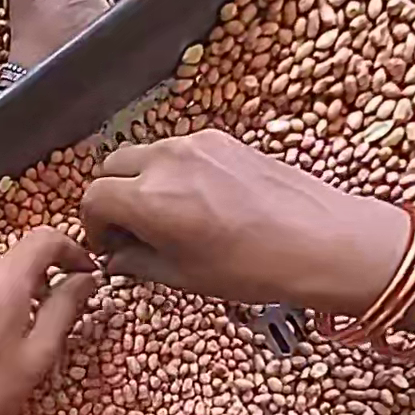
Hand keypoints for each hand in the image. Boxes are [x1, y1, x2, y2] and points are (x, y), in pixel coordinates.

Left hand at [0, 226, 101, 414]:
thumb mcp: (38, 354)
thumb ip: (65, 307)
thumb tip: (85, 279)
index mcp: (2, 280)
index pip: (45, 238)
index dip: (72, 249)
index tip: (85, 271)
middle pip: (19, 256)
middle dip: (45, 276)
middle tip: (62, 309)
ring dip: (19, 290)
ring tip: (27, 331)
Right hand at [80, 129, 410, 315]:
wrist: (322, 241)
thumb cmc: (251, 268)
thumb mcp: (184, 276)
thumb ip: (138, 262)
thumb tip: (116, 258)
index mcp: (150, 198)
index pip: (93, 197)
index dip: (92, 225)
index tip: (107, 246)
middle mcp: (166, 160)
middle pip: (112, 166)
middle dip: (111, 198)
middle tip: (128, 230)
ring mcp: (197, 143)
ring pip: (145, 155)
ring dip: (140, 182)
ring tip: (164, 217)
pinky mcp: (223, 138)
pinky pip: (178, 151)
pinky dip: (170, 172)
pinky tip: (194, 202)